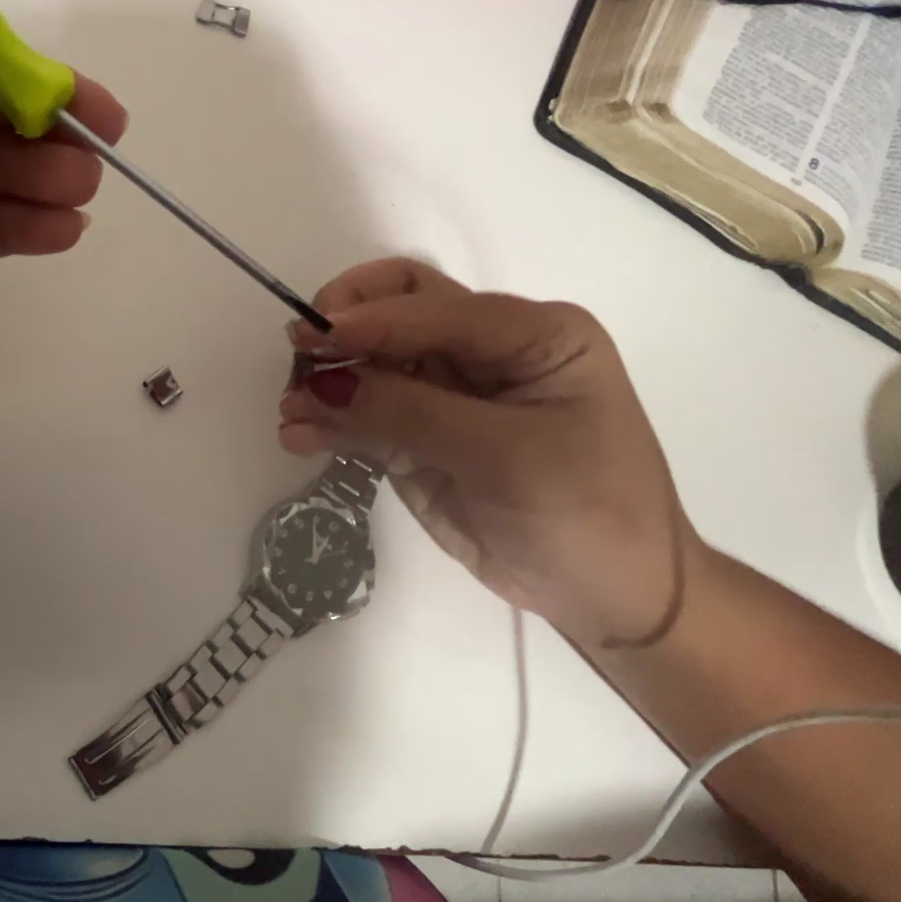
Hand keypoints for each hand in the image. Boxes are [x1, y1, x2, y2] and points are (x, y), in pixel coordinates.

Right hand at [278, 259, 695, 645]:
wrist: (609, 597)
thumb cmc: (585, 510)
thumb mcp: (504, 455)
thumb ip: (410, 413)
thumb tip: (320, 383)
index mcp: (531, 334)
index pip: (433, 304)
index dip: (369, 316)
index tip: (312, 340)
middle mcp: (484, 353)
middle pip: (395, 314)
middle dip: (342, 330)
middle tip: (299, 358)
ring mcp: (446, 397)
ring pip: (369, 366)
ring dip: (326, 380)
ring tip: (290, 413)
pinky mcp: (419, 439)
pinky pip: (363, 417)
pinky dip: (327, 421)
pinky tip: (298, 437)